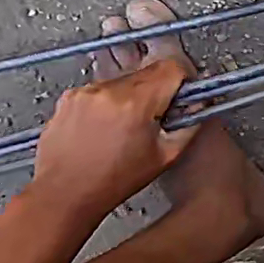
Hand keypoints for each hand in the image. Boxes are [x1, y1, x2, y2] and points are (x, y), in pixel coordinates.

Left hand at [29, 59, 198, 221]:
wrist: (63, 195)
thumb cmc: (111, 181)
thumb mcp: (165, 157)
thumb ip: (190, 125)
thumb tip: (200, 105)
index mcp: (136, 103)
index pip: (170, 67)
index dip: (182, 79)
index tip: (182, 93)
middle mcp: (109, 91)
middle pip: (147, 73)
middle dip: (157, 91)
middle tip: (155, 118)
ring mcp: (85, 92)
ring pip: (125, 80)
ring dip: (132, 97)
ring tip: (126, 127)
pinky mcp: (69, 98)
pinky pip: (101, 89)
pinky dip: (109, 102)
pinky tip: (105, 128)